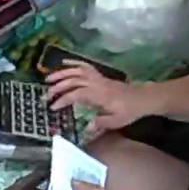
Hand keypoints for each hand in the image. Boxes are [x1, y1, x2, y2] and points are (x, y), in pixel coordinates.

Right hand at [47, 63, 164, 136]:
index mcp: (100, 95)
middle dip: (58, 87)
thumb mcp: (116, 121)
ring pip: (78, 71)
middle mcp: (98, 84)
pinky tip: (63, 63)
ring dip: (62, 73)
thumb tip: (86, 126)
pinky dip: (74, 63)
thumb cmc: (129, 111)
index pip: (77, 94)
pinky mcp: (100, 76)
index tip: (52, 108)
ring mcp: (99, 78)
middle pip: (74, 80)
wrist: (143, 98)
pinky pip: (86, 66)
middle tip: (45, 96)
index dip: (63, 100)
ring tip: (48, 79)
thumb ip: (101, 123)